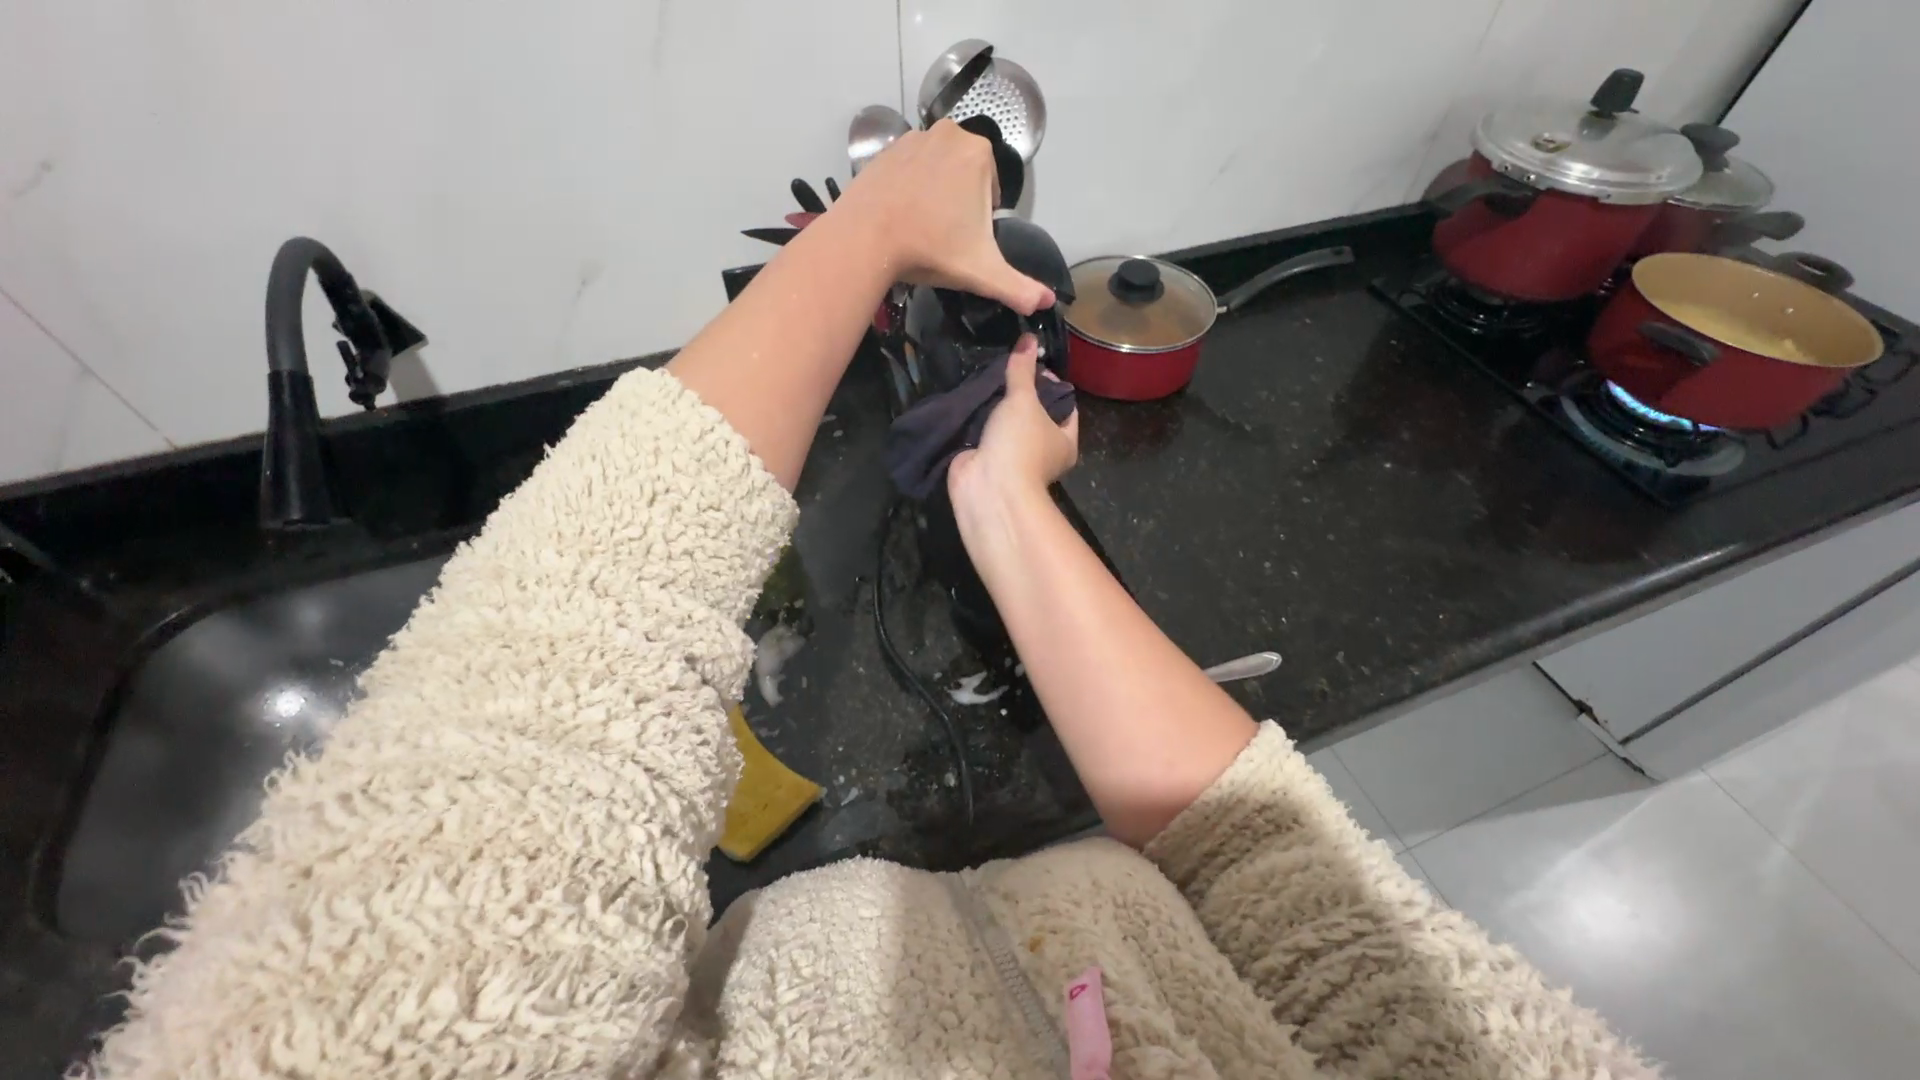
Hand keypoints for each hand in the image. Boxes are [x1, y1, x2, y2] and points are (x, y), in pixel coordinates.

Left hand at [834, 120, 1054, 315]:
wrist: (865, 239)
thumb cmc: (930, 250)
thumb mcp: (982, 273)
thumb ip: (1018, 288)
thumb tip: (1046, 303)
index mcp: (979, 153)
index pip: (992, 188)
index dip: (982, 218)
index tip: (965, 239)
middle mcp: (948, 134)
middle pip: (965, 176)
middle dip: (959, 203)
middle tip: (942, 236)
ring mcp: (913, 138)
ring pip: (936, 171)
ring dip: (934, 194)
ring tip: (921, 228)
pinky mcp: (885, 151)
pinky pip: (908, 171)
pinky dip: (908, 190)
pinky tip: (900, 217)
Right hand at [948, 334, 1078, 504]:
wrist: (987, 486)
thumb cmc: (1019, 443)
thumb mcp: (1024, 399)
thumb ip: (1023, 370)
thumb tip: (1029, 338)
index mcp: (1065, 442)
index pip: (1066, 407)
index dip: (1053, 385)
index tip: (1035, 367)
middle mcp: (1044, 453)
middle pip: (1036, 415)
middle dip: (1022, 395)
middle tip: (1008, 368)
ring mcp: (1015, 459)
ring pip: (1009, 425)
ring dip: (998, 407)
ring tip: (988, 379)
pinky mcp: (989, 462)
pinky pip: (987, 435)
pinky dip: (980, 421)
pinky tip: (972, 399)